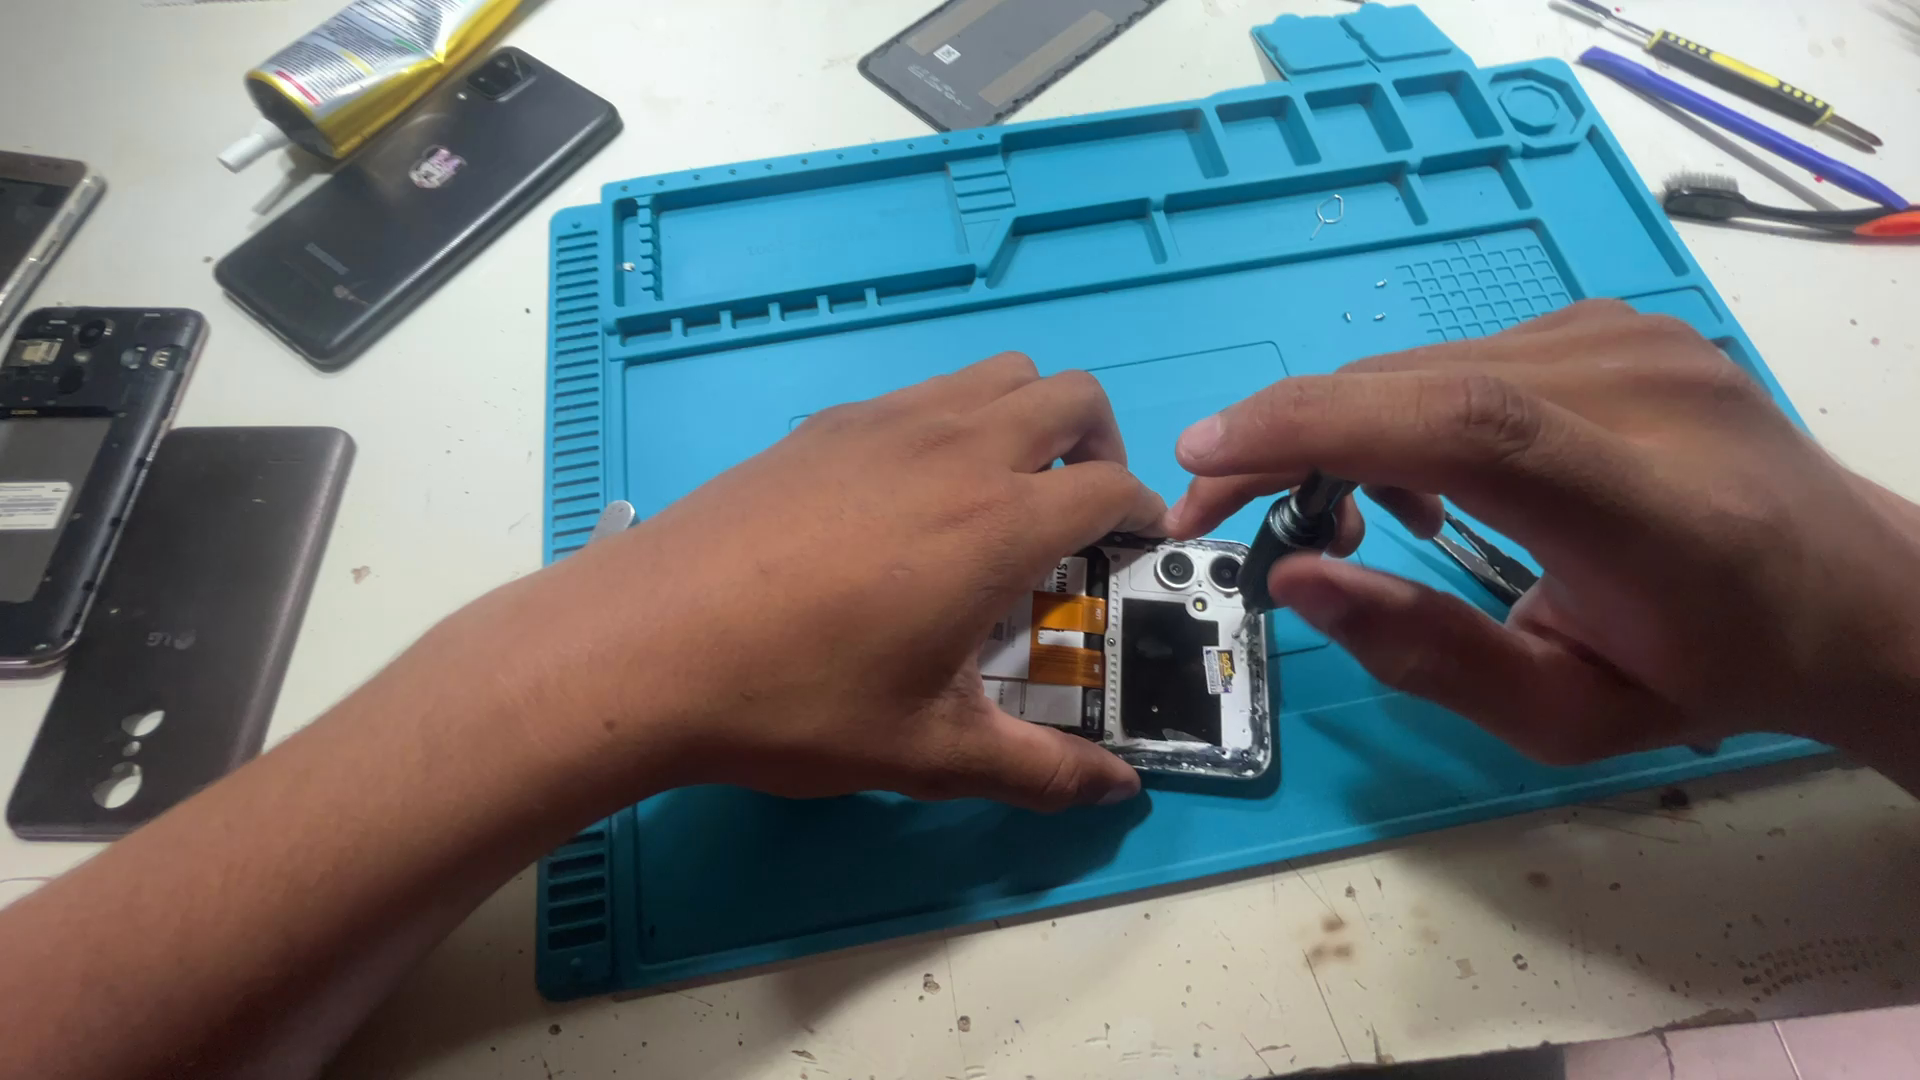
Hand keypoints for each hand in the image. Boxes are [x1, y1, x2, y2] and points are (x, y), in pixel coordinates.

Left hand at [493, 353, 1158, 811]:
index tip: (1140, 543)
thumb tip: (1120, 793)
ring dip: (1031, 418)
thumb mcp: (929, 751)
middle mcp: (954, 447)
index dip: (1143, 512)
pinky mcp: (827, 422)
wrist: (645, 645)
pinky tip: (914, 491)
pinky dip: (958, 419)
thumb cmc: (797, 701)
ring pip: (997, 375)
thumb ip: (1041, 771)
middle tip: (1083, 507)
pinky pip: (925, 391)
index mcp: (996, 521)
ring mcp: (885, 422)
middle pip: (1069, 395)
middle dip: (1102, 442)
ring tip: (1005, 488)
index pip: (1110, 486)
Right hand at [1163, 300, 1919, 765]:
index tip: (1202, 457)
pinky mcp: (1596, 327)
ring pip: (1404, 376)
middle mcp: (1639, 392)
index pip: (1459, 426)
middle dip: (1278, 448)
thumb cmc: (1703, 669)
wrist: (1853, 586)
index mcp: (1650, 511)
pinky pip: (1440, 368)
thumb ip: (1424, 654)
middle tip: (1216, 515)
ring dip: (1329, 440)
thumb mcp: (1560, 714)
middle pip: (1404, 393)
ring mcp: (1621, 341)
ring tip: (1333, 521)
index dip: (1313, 426)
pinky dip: (1384, 421)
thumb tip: (1290, 579)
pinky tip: (1409, 481)